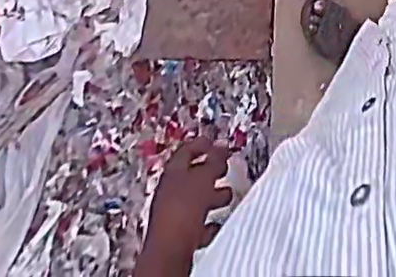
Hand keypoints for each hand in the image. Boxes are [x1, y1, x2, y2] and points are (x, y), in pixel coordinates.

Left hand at [136, 139, 231, 276]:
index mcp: (173, 170)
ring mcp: (172, 213)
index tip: (215, 142)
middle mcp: (169, 189)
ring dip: (211, 196)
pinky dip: (206, 222)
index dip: (203, 144)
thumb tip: (221, 146)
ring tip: (226, 196)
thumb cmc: (182, 211)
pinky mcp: (177, 235)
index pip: (188, 149)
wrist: (170, 252)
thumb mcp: (204, 178)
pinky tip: (214, 224)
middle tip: (224, 167)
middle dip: (210, 171)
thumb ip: (214, 160)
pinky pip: (194, 224)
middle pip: (192, 174)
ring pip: (195, 199)